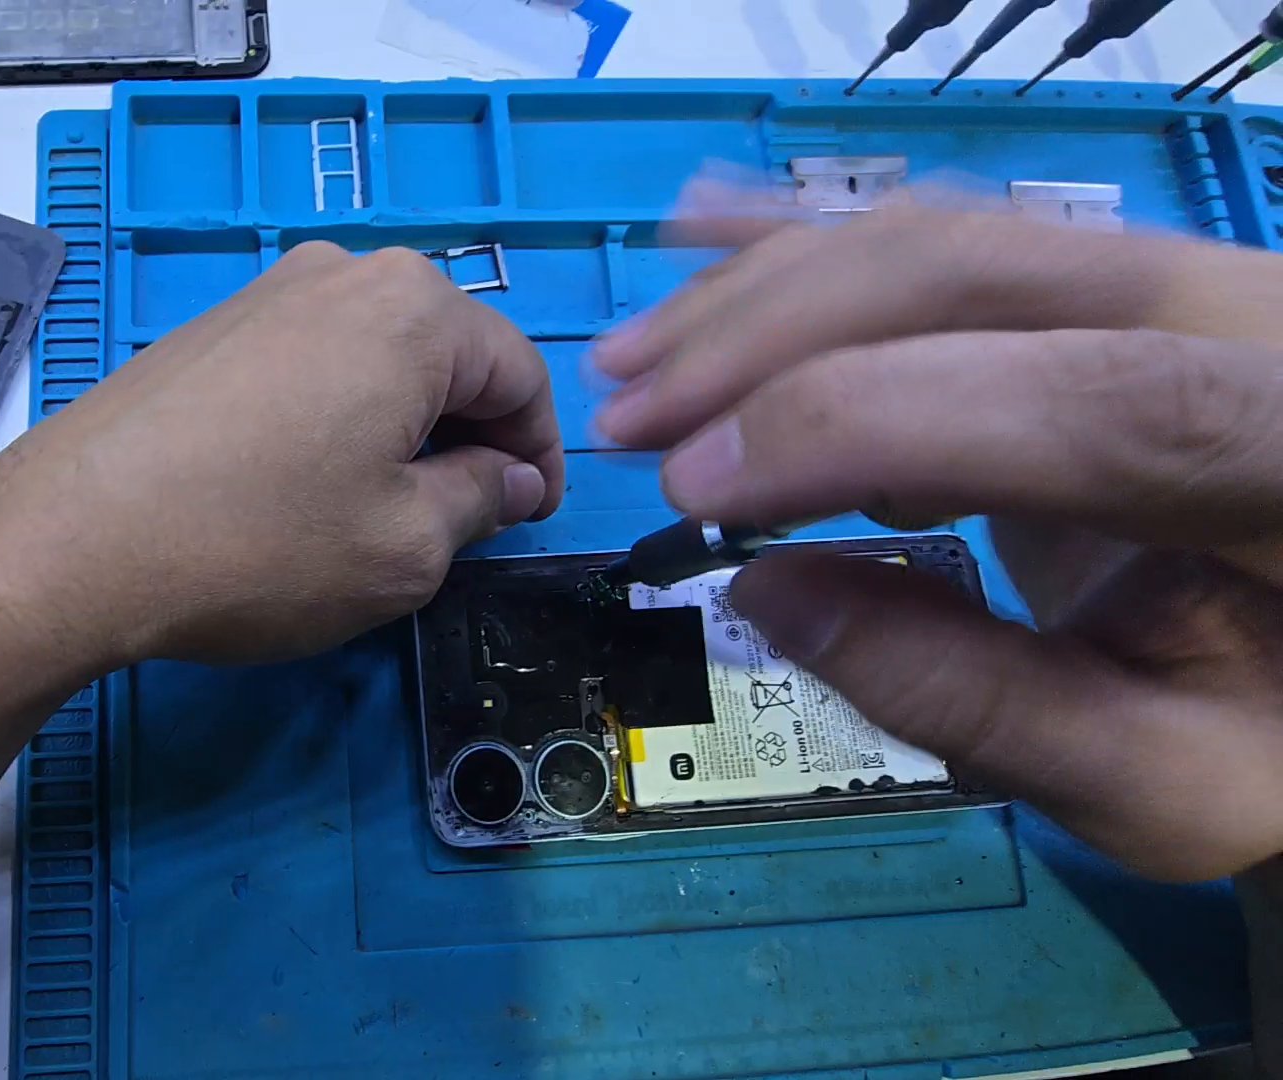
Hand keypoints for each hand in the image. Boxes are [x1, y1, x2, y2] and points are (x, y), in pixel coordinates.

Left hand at [0, 241, 563, 669]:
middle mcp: (340, 275)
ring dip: (403, 432)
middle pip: (446, 358)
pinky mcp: (210, 333)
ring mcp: (264, 296)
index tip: (531, 512)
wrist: (71, 542)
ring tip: (386, 507)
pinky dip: (339, 422)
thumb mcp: (405, 545)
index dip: (539, 451)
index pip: (518, 372)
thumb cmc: (263, 544)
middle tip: (463, 519)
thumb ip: (481, 501)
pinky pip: (311, 370)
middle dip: (469, 439)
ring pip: (375, 363)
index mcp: (411, 309)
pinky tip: (310, 482)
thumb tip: (513, 478)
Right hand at [593, 191, 1282, 881]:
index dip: (855, 426)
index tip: (689, 487)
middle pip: (971, 271)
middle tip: (630, 418)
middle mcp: (1250, 318)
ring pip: (923, 237)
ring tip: (630, 366)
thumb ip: (966, 698)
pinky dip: (792, 242)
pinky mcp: (1077, 290)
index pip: (1087, 403)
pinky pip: (919, 235)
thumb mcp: (1159, 780)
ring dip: (746, 296)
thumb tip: (760, 593)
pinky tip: (698, 229)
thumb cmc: (1278, 731)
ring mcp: (1160, 282)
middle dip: (763, 339)